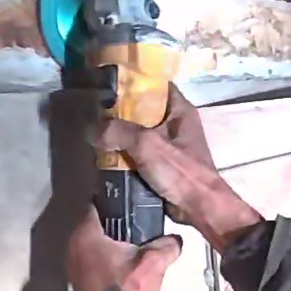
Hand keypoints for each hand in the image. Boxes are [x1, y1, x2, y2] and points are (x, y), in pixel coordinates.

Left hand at [66, 208, 181, 290]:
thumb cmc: (126, 290)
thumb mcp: (153, 264)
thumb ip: (167, 246)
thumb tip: (175, 240)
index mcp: (86, 235)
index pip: (96, 205)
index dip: (113, 201)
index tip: (128, 201)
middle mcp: (73, 246)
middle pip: (94, 225)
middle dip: (114, 224)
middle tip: (135, 223)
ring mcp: (72, 265)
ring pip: (93, 244)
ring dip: (109, 244)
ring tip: (133, 245)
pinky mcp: (78, 281)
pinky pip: (92, 261)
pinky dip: (104, 260)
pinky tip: (123, 265)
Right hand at [92, 85, 263, 249]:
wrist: (200, 208)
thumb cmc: (180, 171)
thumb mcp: (147, 144)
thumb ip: (117, 132)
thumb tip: (90, 130)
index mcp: (180, 110)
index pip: (156, 84)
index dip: (133, 81)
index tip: (108, 83)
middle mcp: (176, 123)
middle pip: (143, 110)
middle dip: (120, 112)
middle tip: (95, 112)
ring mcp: (170, 146)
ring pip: (139, 133)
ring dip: (120, 136)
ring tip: (95, 134)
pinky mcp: (164, 165)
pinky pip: (139, 153)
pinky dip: (125, 155)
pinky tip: (106, 156)